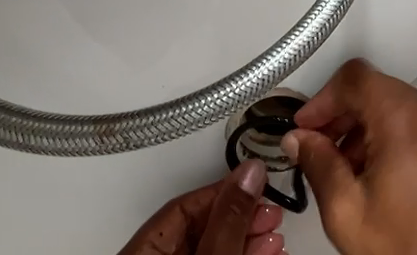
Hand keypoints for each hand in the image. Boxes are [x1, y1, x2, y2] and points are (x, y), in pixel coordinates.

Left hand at [116, 160, 285, 254]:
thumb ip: (229, 219)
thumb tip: (249, 171)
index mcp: (141, 251)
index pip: (183, 205)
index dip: (224, 190)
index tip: (256, 181)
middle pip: (200, 225)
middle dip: (243, 216)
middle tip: (270, 211)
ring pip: (211, 245)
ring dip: (248, 237)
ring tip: (274, 235)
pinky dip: (240, 253)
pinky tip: (265, 251)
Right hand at [281, 59, 416, 254]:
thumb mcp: (348, 211)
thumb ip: (319, 166)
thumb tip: (301, 141)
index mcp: (404, 117)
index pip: (354, 77)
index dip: (322, 99)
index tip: (306, 125)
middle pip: (376, 90)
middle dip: (342, 117)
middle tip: (319, 150)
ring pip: (398, 106)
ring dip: (367, 129)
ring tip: (348, 173)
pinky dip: (394, 137)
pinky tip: (380, 178)